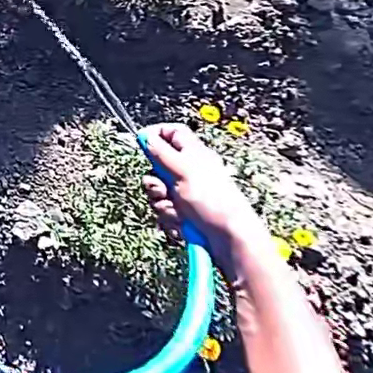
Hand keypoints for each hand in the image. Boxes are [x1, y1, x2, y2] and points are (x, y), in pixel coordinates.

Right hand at [138, 123, 269, 278]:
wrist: (229, 239)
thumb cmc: (212, 200)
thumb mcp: (183, 170)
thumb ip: (161, 152)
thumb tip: (145, 135)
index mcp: (193, 153)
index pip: (172, 132)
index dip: (156, 134)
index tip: (142, 143)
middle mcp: (189, 171)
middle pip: (157, 166)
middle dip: (155, 181)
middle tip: (163, 189)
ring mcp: (186, 193)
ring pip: (158, 191)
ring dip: (162, 203)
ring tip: (178, 212)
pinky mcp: (184, 213)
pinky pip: (163, 210)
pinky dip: (169, 217)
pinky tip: (182, 223)